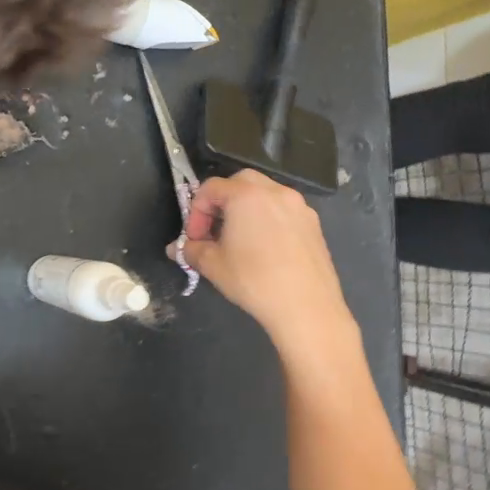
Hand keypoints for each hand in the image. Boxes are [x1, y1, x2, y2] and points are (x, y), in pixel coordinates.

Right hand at [175, 172, 353, 348]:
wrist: (306, 307)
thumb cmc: (253, 280)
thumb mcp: (212, 265)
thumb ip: (190, 250)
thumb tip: (175, 249)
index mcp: (246, 196)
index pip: (210, 188)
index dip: (196, 211)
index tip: (194, 238)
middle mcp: (275, 192)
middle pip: (240, 182)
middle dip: (221, 201)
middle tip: (214, 230)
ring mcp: (299, 206)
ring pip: (264, 194)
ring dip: (245, 208)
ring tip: (239, 239)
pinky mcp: (314, 224)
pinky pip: (283, 210)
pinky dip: (267, 218)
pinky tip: (264, 248)